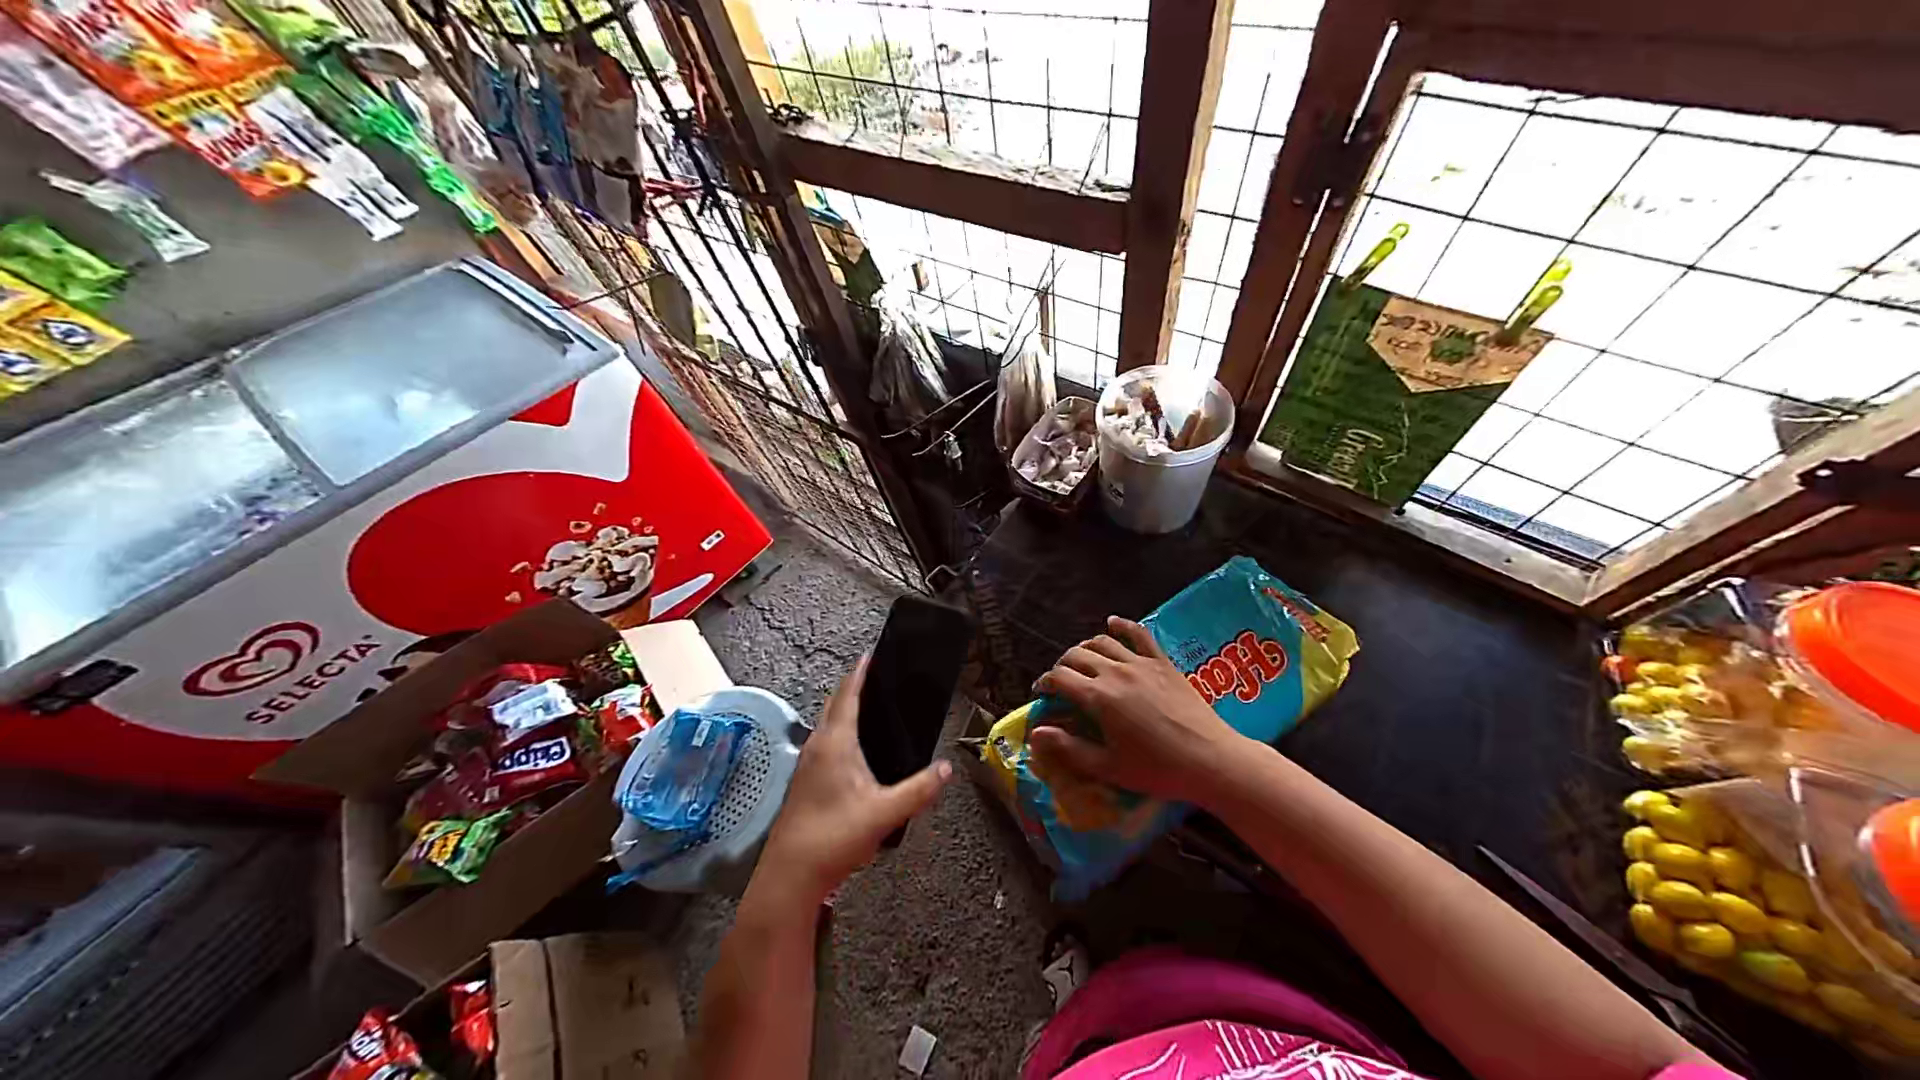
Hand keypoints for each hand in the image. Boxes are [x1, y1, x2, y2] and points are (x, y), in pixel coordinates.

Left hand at [755, 656, 952, 904]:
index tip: (870, 655)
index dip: (860, 673)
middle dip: (852, 687)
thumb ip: (919, 790)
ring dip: (843, 709)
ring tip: (867, 706)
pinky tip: (853, 750)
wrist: (790, 875)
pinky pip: (824, 743)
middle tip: (873, 676)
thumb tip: (946, 768)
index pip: (848, 695)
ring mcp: (808, 765)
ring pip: (827, 725)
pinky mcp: (805, 782)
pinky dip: (839, 731)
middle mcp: (818, 747)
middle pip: (835, 705)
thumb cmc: (833, 838)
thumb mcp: (885, 813)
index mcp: (835, 743)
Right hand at [1029, 615, 1248, 805]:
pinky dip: (1122, 625)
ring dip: (1085, 648)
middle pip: (1077, 655)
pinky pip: (1138, 634)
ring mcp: (1141, 663)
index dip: (1045, 683)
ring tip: (1081, 660)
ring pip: (1102, 642)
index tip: (1042, 693)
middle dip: (1062, 666)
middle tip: (1061, 682)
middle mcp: (1116, 672)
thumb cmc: (1157, 770)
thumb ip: (1069, 748)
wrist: (1211, 760)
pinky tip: (1112, 622)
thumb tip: (1037, 732)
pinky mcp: (1162, 662)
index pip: (1060, 678)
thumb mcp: (1108, 767)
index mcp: (1099, 698)